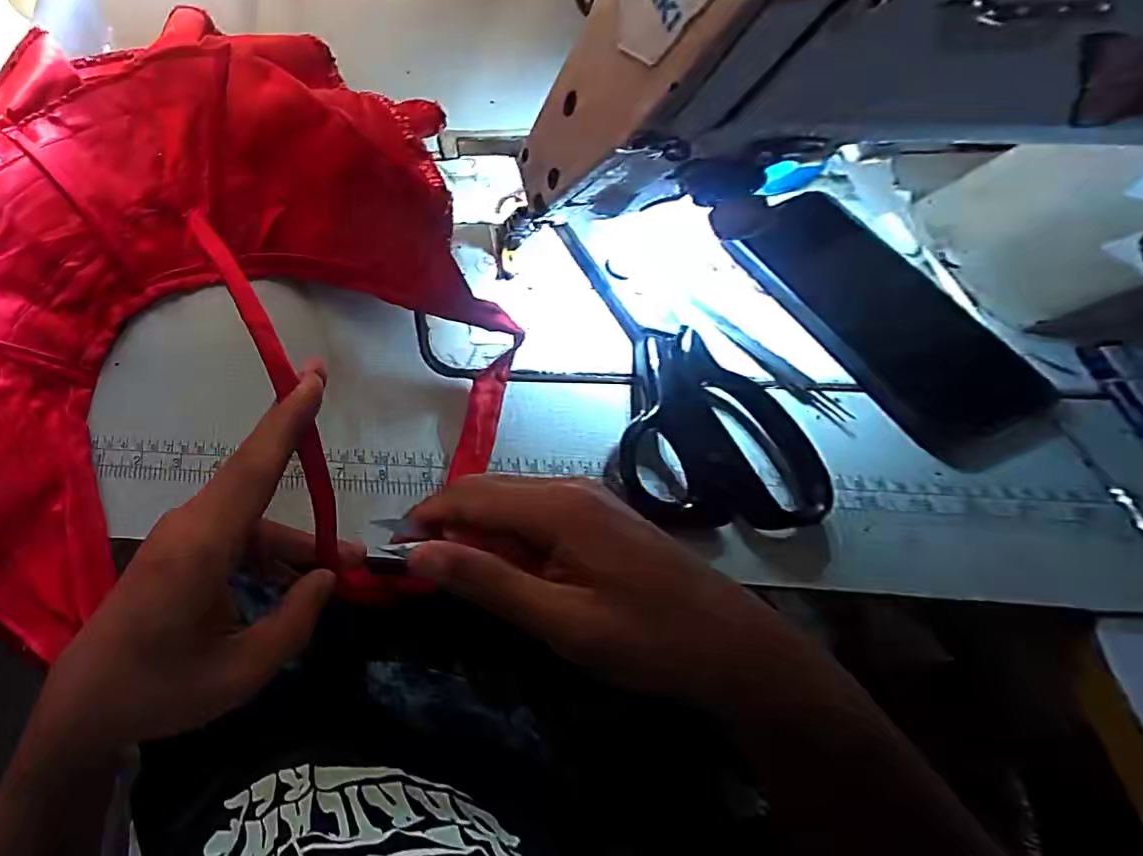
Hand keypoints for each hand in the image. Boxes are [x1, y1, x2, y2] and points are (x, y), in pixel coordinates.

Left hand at [28, 365, 354, 753]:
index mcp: (202, 545)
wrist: (88, 698)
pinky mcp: (176, 548)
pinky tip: (290, 583)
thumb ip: (292, 623)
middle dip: (293, 440)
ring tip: (338, 566)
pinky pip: (230, 535)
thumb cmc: (161, 689)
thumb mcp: (239, 672)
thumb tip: (326, 578)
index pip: (254, 468)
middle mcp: (189, 524)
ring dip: (289, 539)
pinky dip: (263, 552)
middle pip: (254, 481)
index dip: (287, 420)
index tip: (311, 377)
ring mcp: (179, 533)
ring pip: (247, 517)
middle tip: (324, 395)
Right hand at [403, 474, 828, 715]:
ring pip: (506, 499)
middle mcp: (567, 487)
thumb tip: (417, 553)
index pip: (466, 496)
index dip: (424, 519)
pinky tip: (516, 570)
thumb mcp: (562, 622)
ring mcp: (586, 496)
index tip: (397, 553)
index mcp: (557, 506)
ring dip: (476, 530)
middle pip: (483, 491)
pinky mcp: (598, 513)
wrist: (745, 655)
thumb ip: (486, 581)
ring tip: (471, 577)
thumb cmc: (651, 642)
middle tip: (429, 571)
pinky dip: (507, 534)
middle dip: (447, 524)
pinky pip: (532, 510)